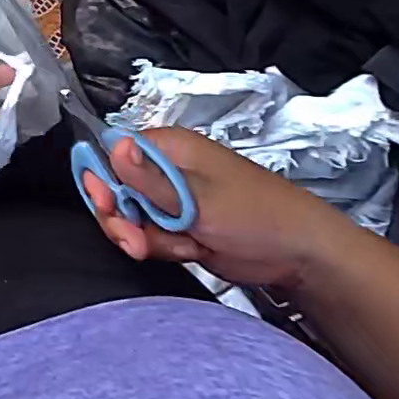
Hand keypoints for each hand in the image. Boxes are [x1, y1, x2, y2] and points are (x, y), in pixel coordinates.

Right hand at [82, 128, 356, 291]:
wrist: (296, 252)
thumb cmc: (256, 215)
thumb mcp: (198, 200)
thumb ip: (151, 180)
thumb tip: (115, 145)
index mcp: (169, 147)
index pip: (113, 154)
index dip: (102, 180)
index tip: (108, 205)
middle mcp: (165, 168)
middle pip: (117, 190)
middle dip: (124, 219)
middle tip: (137, 241)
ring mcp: (172, 198)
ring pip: (131, 217)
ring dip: (147, 237)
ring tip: (181, 245)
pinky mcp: (179, 224)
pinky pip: (150, 234)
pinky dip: (163, 247)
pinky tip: (189, 249)